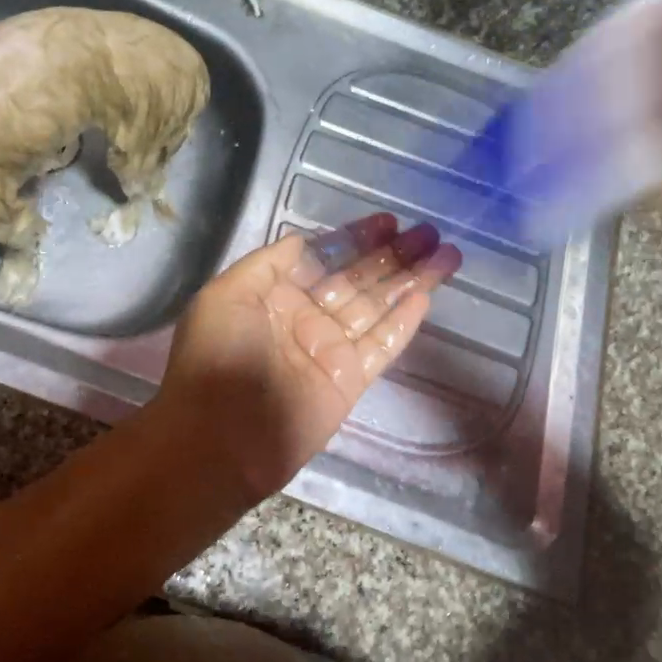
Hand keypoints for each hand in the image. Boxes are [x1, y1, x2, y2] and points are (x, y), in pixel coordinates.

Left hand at [142, 214, 460, 496]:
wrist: (218, 439)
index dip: (355, 239)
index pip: (322, 258)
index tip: (388, 222)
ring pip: (376, 307)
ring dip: (410, 281)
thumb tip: (303, 241)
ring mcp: (328, 349)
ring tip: (446, 255)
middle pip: (356, 278)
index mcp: (273, 295)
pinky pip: (382, 345)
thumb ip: (267, 265)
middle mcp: (304, 317)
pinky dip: (404, 322)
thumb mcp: (224, 296)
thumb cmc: (214, 359)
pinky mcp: (349, 381)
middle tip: (429, 233)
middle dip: (391, 255)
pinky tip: (427, 296)